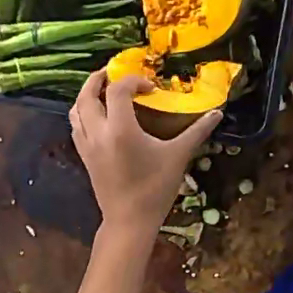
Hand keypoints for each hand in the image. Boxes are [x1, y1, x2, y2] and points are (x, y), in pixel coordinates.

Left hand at [69, 70, 220, 233]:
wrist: (129, 221)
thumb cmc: (155, 188)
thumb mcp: (178, 156)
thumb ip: (197, 131)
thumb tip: (217, 113)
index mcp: (120, 129)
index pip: (118, 89)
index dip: (133, 81)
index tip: (151, 88)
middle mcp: (98, 132)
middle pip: (87, 94)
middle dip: (98, 79)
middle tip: (113, 72)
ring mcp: (87, 145)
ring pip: (76, 110)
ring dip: (87, 94)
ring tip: (102, 89)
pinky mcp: (84, 156)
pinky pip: (76, 126)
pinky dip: (82, 113)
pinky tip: (97, 115)